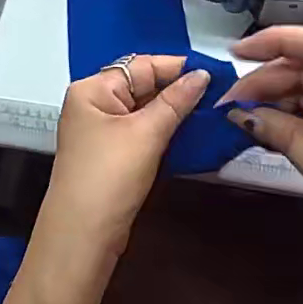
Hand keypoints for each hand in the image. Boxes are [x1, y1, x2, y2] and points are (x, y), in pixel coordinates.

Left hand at [45, 55, 209, 249]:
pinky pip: (143, 130)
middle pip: (143, 84)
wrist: (82, 238)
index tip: (215, 72)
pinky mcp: (113, 154)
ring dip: (176, 110)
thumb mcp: (146, 133)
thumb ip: (177, 100)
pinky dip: (166, 129)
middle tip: (220, 92)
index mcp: (93, 89)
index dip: (178, 68)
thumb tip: (202, 75)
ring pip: (146, 109)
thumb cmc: (109, 177)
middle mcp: (94, 103)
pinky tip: (192, 131)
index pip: (142, 65)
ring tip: (212, 110)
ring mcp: (103, 130)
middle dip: (179, 89)